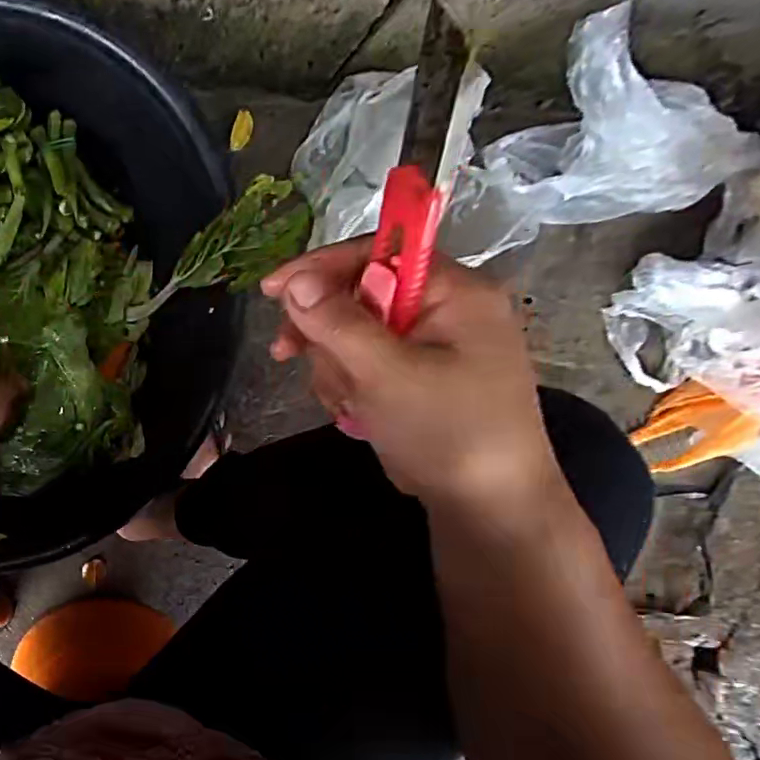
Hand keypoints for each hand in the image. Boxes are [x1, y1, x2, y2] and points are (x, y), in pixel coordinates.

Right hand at [261, 237, 562, 520]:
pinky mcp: (420, 381)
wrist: (488, 506)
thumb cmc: (447, 433)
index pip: (378, 253)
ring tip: (347, 405)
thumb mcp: (386, 375)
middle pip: (360, 297)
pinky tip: (355, 415)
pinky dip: (352, 388)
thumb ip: (338, 324)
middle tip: (289, 357)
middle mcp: (445, 311)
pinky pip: (368, 367)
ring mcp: (433, 349)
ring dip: (337, 369)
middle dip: (327, 334)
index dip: (321, 267)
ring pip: (356, 337)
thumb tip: (294, 281)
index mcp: (453, 292)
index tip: (272, 291)